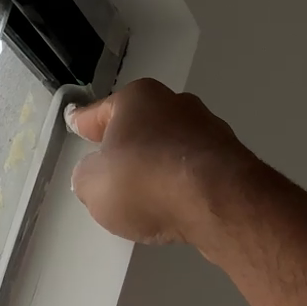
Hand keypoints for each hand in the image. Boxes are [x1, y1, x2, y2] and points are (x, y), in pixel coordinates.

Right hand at [67, 78, 254, 245]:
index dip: (84, 122)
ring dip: (156, 167)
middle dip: (127, 145)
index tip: (76, 123)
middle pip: (141, 126)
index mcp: (138, 99)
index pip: (101, 111)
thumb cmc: (145, 181)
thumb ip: (87, 177)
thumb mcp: (93, 185)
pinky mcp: (230, 161)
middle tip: (111, 167)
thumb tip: (95, 176)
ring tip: (144, 197)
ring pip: (170, 148)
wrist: (217, 201)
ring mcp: (209, 131)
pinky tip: (172, 206)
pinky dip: (180, 185)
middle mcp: (176, 105)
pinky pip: (193, 172)